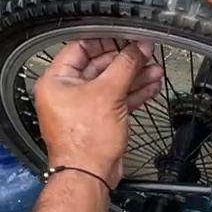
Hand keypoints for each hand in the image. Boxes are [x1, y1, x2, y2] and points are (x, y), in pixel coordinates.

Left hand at [33, 40, 163, 185]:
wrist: (89, 175)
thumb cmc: (84, 142)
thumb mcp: (108, 93)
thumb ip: (126, 66)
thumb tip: (139, 48)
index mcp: (56, 81)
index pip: (80, 48)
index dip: (105, 40)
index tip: (126, 35)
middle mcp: (66, 93)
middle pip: (99, 65)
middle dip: (126, 60)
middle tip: (145, 51)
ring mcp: (83, 107)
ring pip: (111, 84)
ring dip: (134, 76)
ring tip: (154, 68)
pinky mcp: (98, 121)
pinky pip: (117, 100)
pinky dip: (133, 93)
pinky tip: (150, 86)